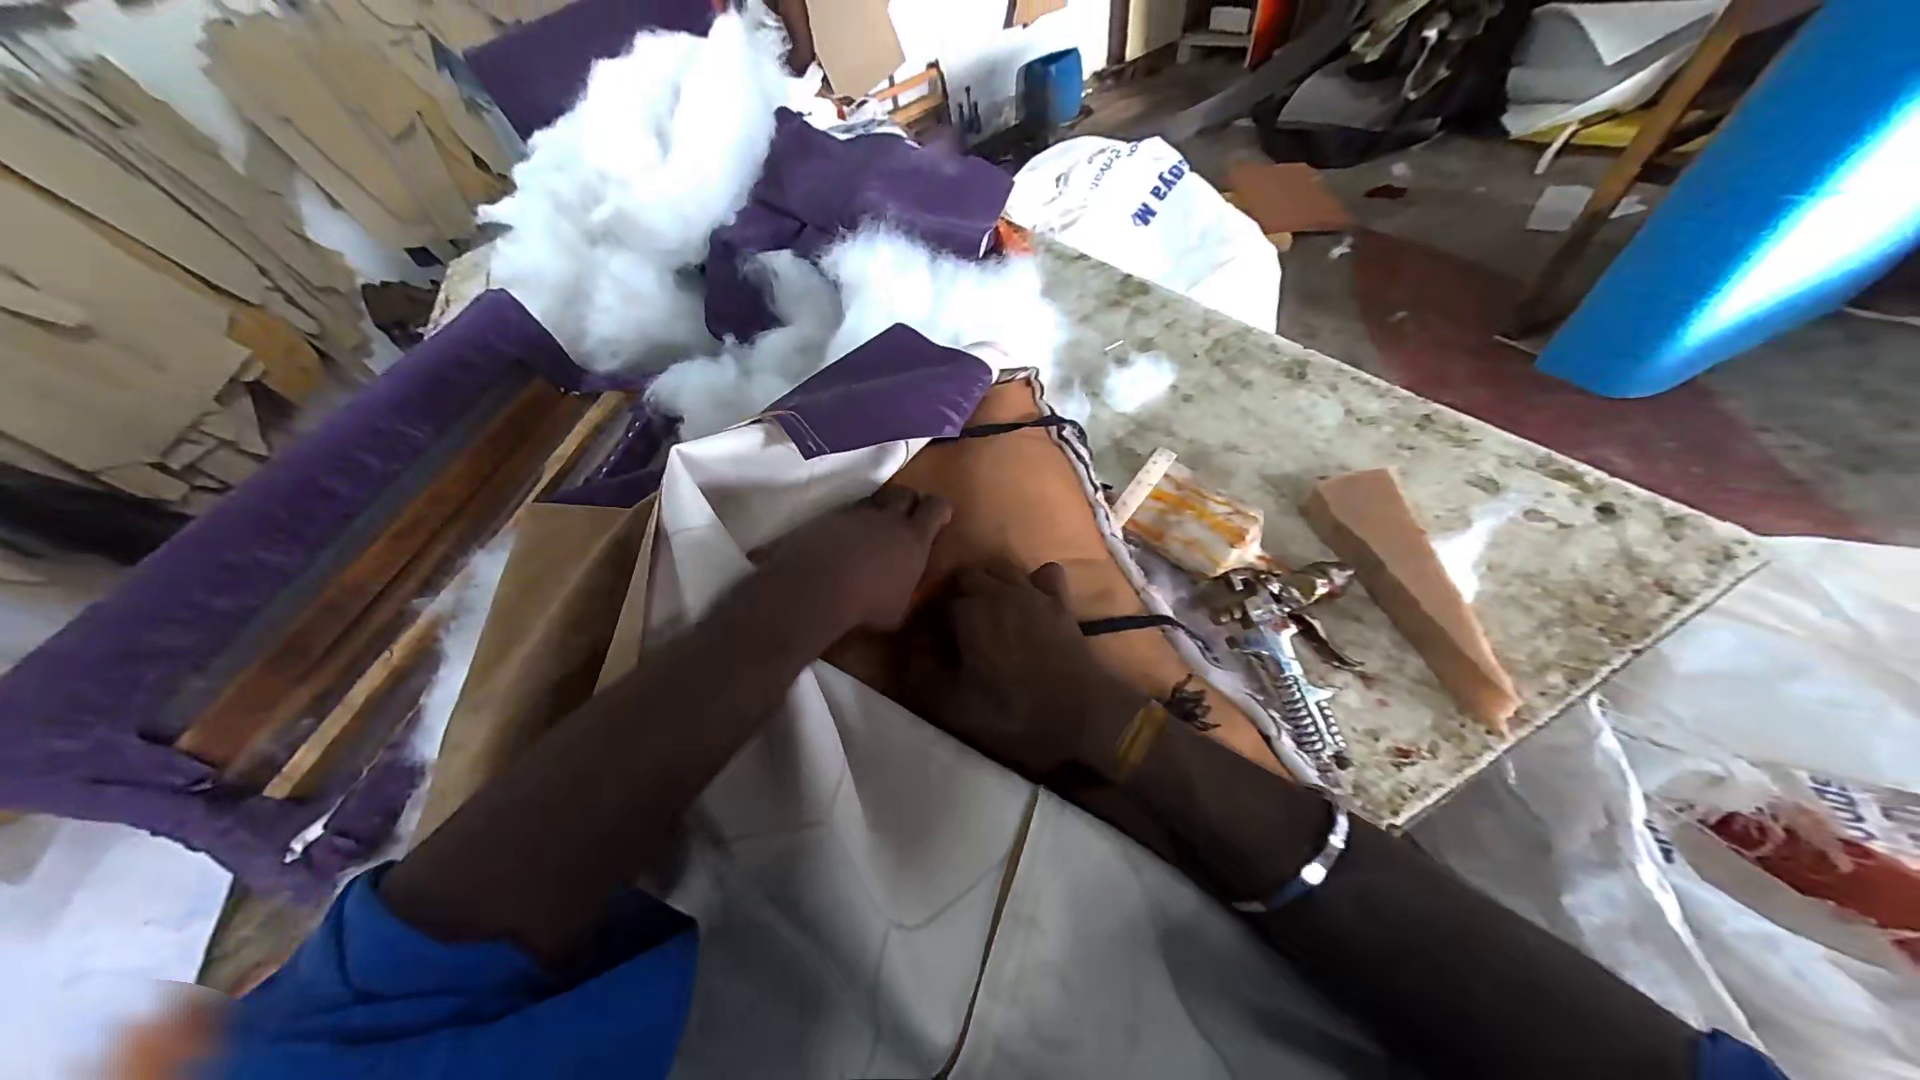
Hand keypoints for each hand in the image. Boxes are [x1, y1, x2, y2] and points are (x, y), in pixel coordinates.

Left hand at [756, 485, 951, 638]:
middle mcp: (887, 519)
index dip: (940, 508)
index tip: (941, 515)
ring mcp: (856, 515)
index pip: (935, 507)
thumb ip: (906, 596)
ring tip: (873, 528)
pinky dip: (848, 523)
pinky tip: (842, 539)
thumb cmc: (867, 604)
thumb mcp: (897, 611)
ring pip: (873, 500)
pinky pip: (845, 514)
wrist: (816, 588)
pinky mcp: (827, 518)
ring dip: (878, 510)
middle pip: (905, 493)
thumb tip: (907, 597)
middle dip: (910, 501)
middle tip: (908, 516)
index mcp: (913, 538)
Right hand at [899, 562, 1146, 779]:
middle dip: (954, 597)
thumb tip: (907, 647)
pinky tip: (1028, 601)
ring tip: (985, 613)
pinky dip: (1032, 582)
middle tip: (953, 629)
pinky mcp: (1060, 601)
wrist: (1083, 715)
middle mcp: (998, 590)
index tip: (928, 643)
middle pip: (966, 578)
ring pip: (1001, 571)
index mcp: (968, 611)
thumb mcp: (953, 706)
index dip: (928, 621)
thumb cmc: (1014, 712)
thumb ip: (921, 673)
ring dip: (988, 585)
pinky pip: (1044, 574)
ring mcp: (1033, 592)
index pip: (935, 601)